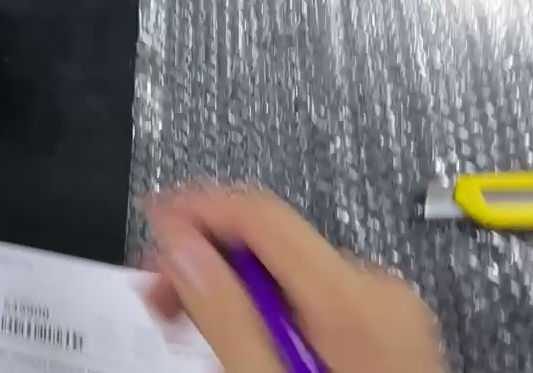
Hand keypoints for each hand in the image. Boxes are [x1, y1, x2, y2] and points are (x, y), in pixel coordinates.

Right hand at [142, 186, 443, 372]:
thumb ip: (223, 312)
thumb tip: (178, 241)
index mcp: (358, 297)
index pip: (257, 210)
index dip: (194, 204)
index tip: (152, 216)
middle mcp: (376, 289)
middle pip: (261, 236)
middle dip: (199, 252)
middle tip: (156, 284)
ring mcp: (380, 306)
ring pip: (273, 263)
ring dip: (220, 280)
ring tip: (182, 315)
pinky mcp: (375, 324)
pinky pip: (297, 288)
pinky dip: (255, 301)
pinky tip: (231, 328)